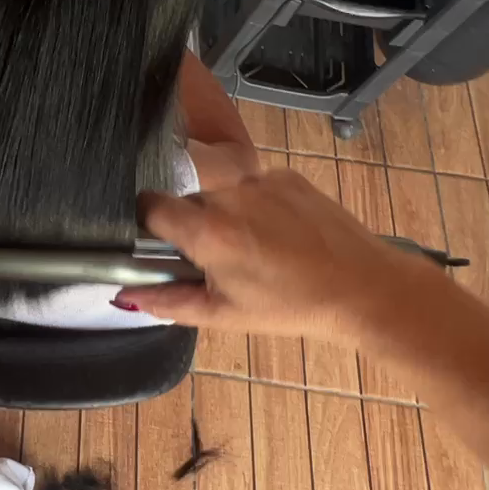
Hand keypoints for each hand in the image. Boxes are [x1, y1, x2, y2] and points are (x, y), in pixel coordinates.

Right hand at [117, 170, 452, 342]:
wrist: (365, 288)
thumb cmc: (290, 307)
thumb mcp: (222, 314)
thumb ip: (166, 301)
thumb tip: (123, 296)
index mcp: (209, 233)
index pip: (149, 204)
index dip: (145, 220)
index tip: (154, 238)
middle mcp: (229, 196)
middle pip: (182, 194)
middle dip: (186, 217)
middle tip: (204, 249)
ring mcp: (260, 180)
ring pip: (215, 184)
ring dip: (217, 206)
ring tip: (243, 238)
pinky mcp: (286, 174)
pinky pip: (248, 180)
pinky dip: (249, 200)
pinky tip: (271, 228)